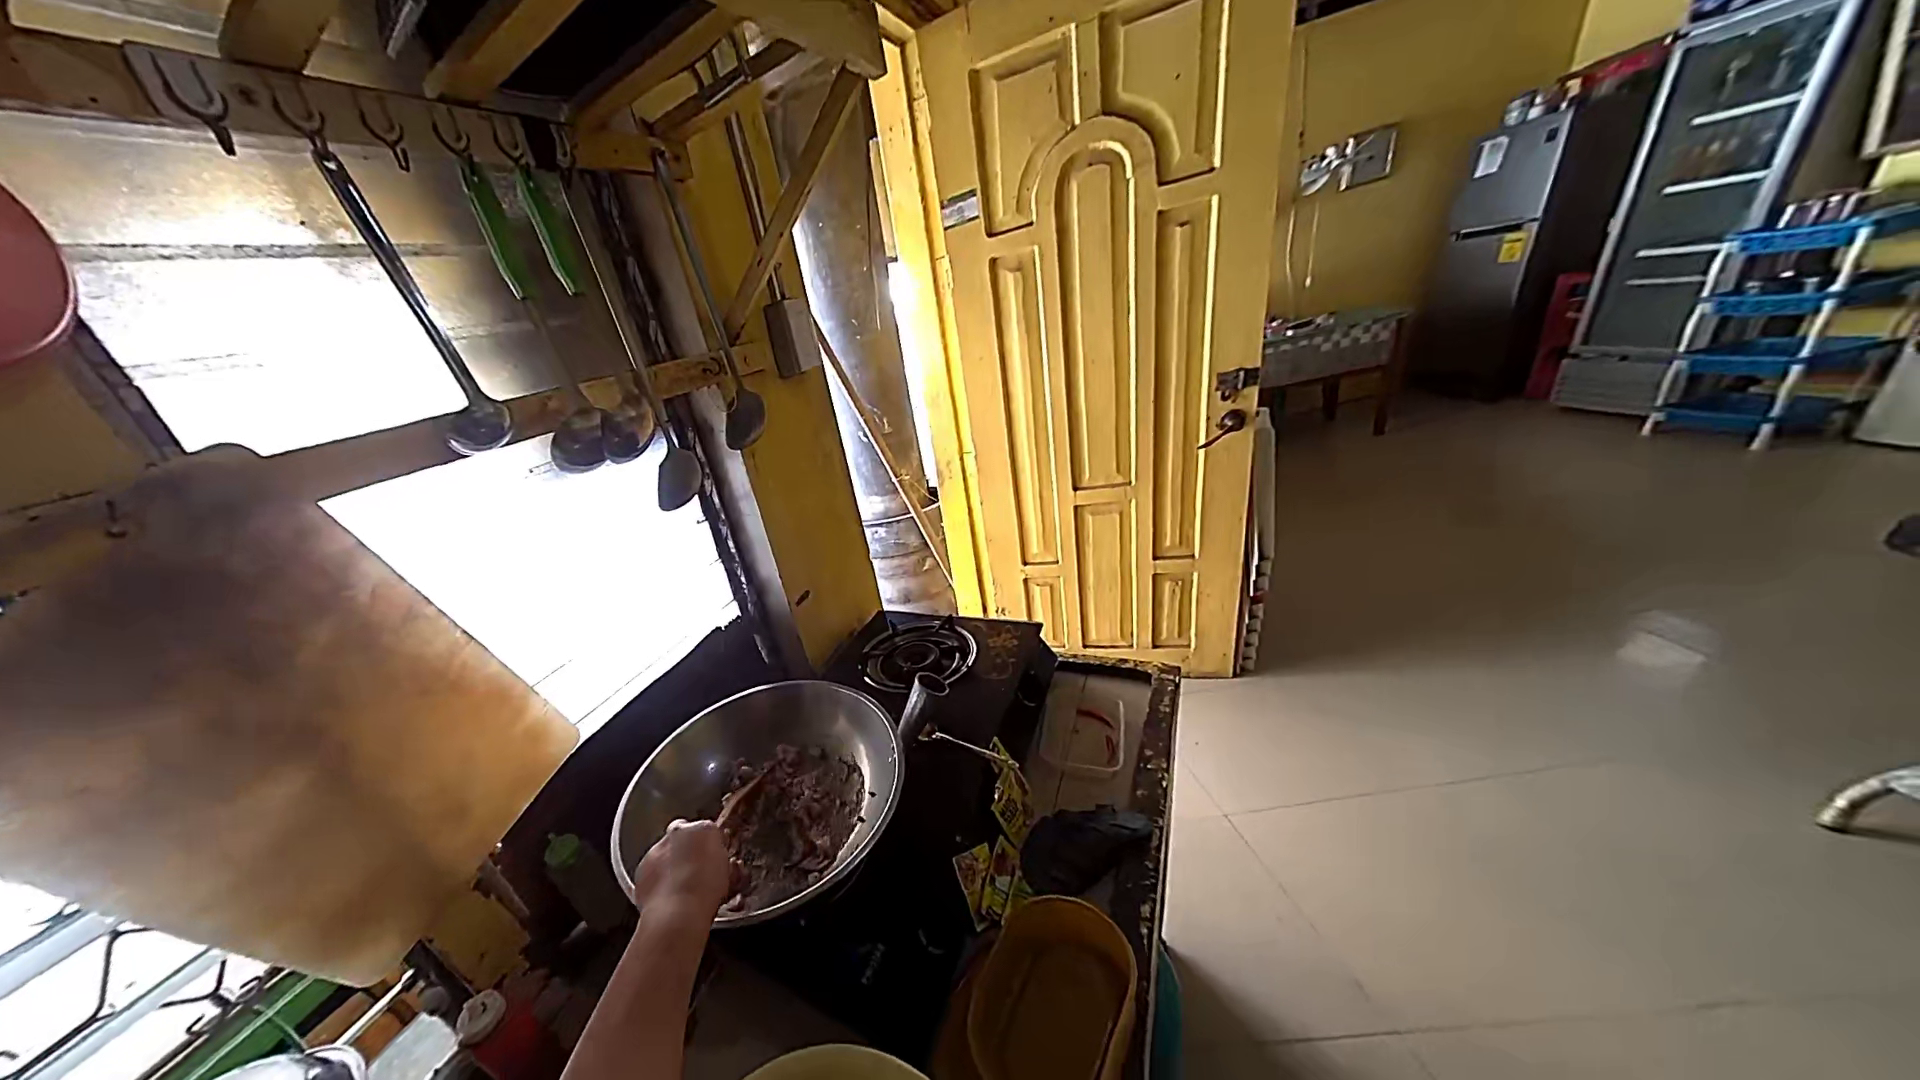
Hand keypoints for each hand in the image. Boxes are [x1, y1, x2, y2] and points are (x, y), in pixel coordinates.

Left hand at [630, 819, 729, 915]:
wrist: (677, 913)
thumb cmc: (706, 892)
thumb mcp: (727, 872)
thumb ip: (719, 858)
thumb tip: (716, 861)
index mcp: (705, 829)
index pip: (708, 830)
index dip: (710, 845)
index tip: (712, 858)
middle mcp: (679, 832)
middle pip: (684, 834)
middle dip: (687, 847)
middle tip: (695, 868)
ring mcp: (658, 848)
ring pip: (666, 850)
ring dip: (670, 861)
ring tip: (679, 885)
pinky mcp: (642, 866)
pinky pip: (652, 867)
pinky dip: (657, 876)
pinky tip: (666, 892)